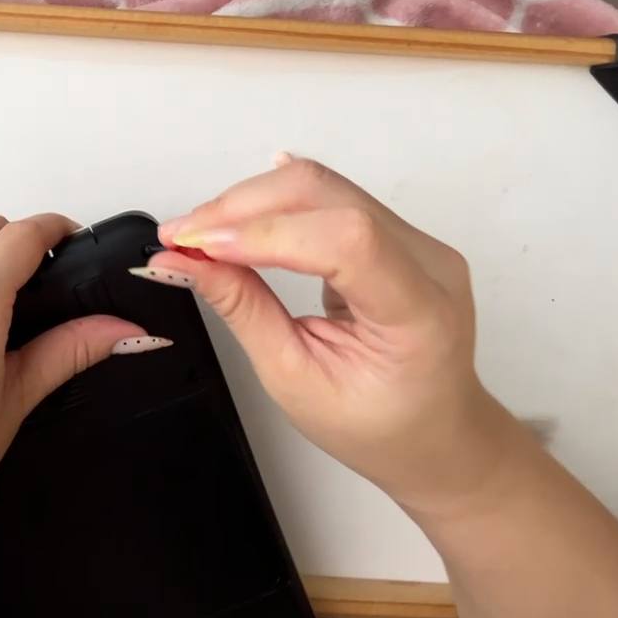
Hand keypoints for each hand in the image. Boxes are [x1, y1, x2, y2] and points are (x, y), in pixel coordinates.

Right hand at [151, 156, 522, 517]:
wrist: (438, 433)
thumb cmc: (378, 424)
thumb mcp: (295, 380)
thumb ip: (242, 310)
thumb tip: (183, 261)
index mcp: (418, 313)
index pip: (344, 241)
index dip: (263, 234)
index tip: (197, 247)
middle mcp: (425, 260)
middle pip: (322, 193)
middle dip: (238, 207)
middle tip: (180, 236)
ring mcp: (413, 237)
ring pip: (316, 184)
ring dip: (245, 201)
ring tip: (198, 232)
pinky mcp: (390, 229)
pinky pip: (325, 192)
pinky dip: (269, 197)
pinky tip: (241, 203)